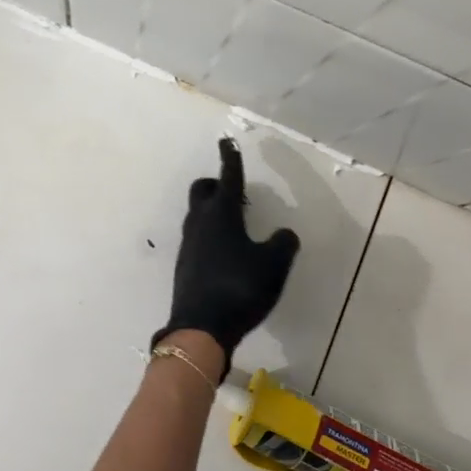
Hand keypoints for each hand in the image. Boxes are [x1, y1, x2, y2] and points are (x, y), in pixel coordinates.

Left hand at [154, 138, 300, 376]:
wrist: (200, 328)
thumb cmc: (240, 288)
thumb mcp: (274, 265)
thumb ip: (284, 244)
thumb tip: (285, 234)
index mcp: (221, 214)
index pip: (228, 178)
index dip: (231, 158)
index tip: (227, 142)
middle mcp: (200, 223)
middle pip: (203, 190)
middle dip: (217, 184)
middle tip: (236, 191)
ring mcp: (188, 244)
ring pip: (198, 214)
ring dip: (214, 210)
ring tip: (237, 223)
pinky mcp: (185, 264)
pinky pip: (197, 237)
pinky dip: (211, 233)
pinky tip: (226, 252)